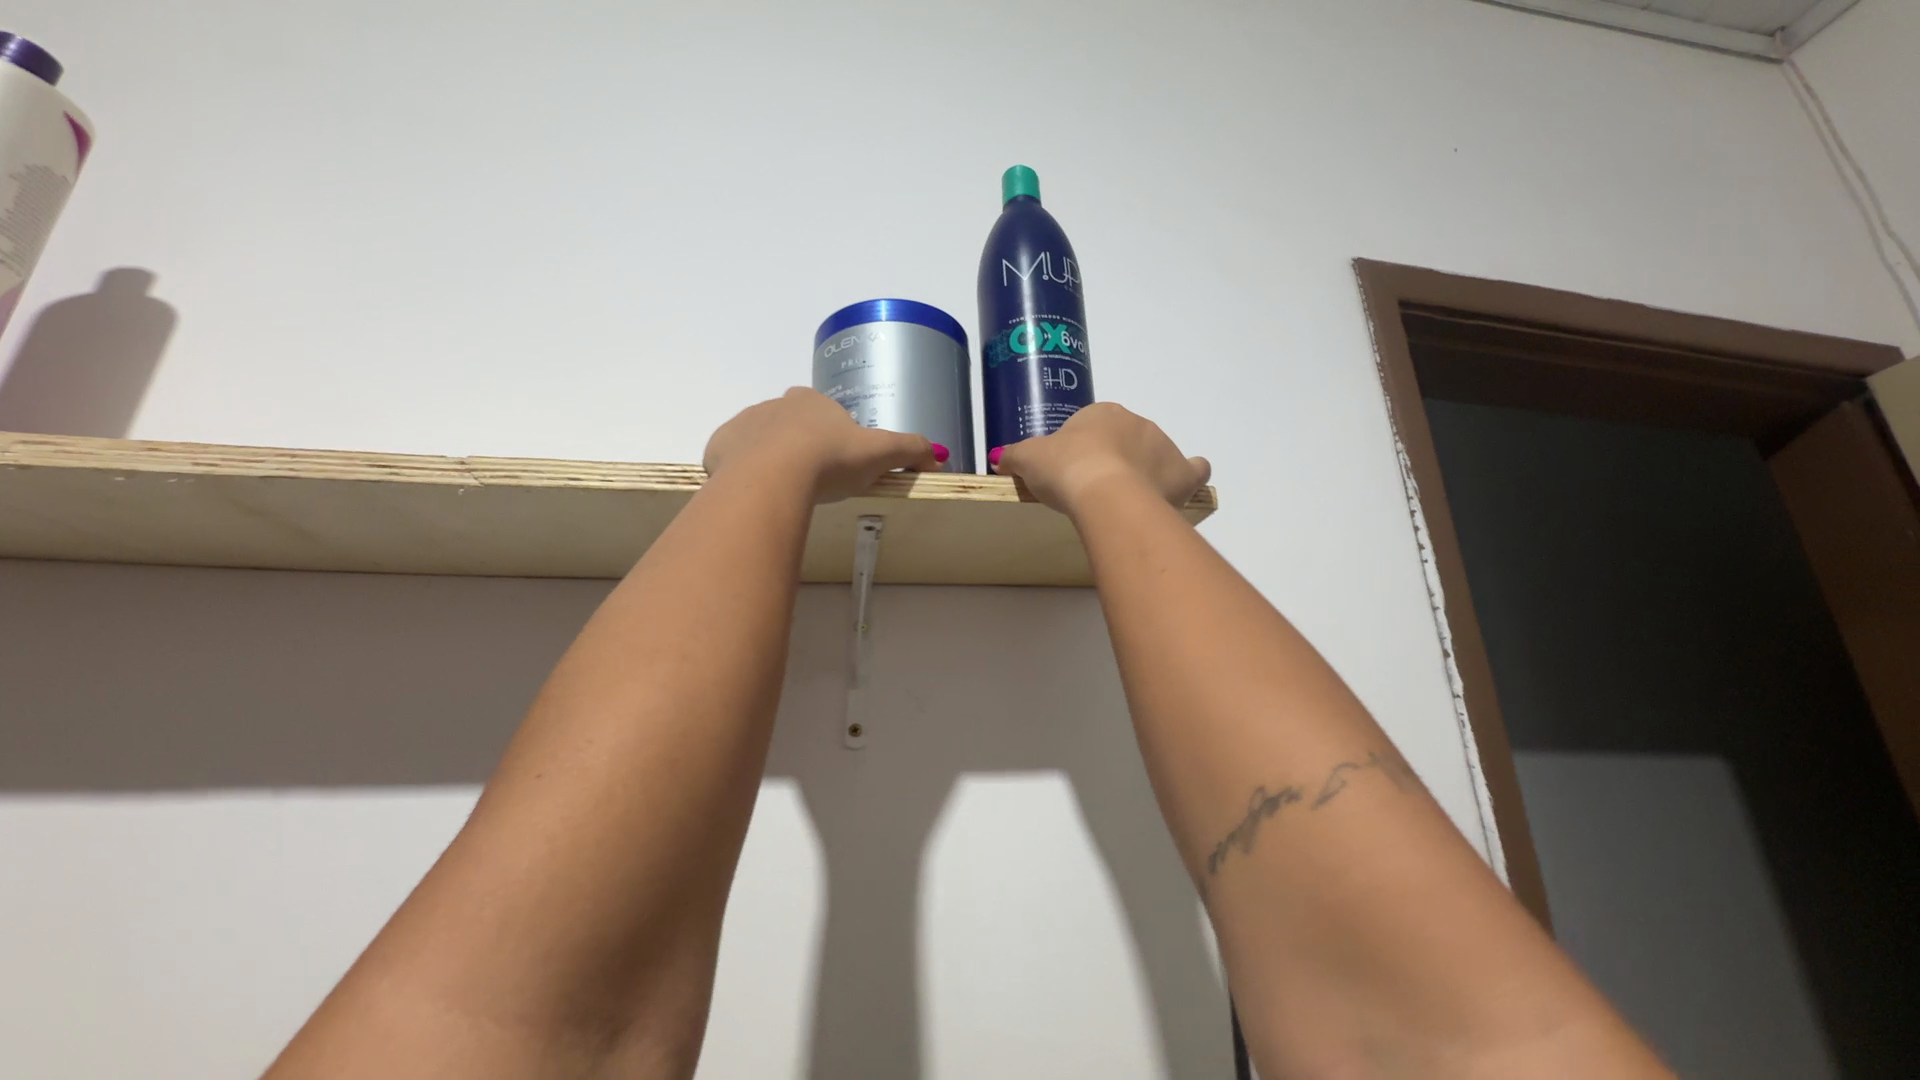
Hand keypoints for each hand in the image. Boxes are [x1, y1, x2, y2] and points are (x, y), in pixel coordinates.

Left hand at [703, 387, 946, 502]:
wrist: (774, 477)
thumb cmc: (831, 460)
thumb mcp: (881, 454)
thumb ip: (911, 450)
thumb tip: (940, 456)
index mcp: (813, 402)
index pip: (824, 417)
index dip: (832, 441)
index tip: (837, 468)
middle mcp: (775, 405)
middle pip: (790, 427)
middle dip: (799, 450)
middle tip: (811, 483)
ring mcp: (743, 425)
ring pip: (758, 443)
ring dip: (769, 462)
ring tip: (783, 494)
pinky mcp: (719, 448)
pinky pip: (731, 460)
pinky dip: (741, 474)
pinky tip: (755, 496)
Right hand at [991, 403, 1208, 515]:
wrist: (1102, 493)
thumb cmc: (1064, 469)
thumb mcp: (1028, 460)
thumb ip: (1015, 456)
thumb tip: (1000, 458)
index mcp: (1102, 414)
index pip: (1093, 428)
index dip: (1083, 451)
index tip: (1073, 472)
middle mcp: (1137, 423)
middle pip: (1126, 442)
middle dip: (1115, 460)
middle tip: (1097, 489)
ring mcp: (1163, 447)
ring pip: (1156, 456)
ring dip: (1145, 472)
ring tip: (1128, 500)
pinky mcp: (1182, 474)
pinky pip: (1194, 470)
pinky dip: (1192, 475)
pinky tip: (1183, 487)